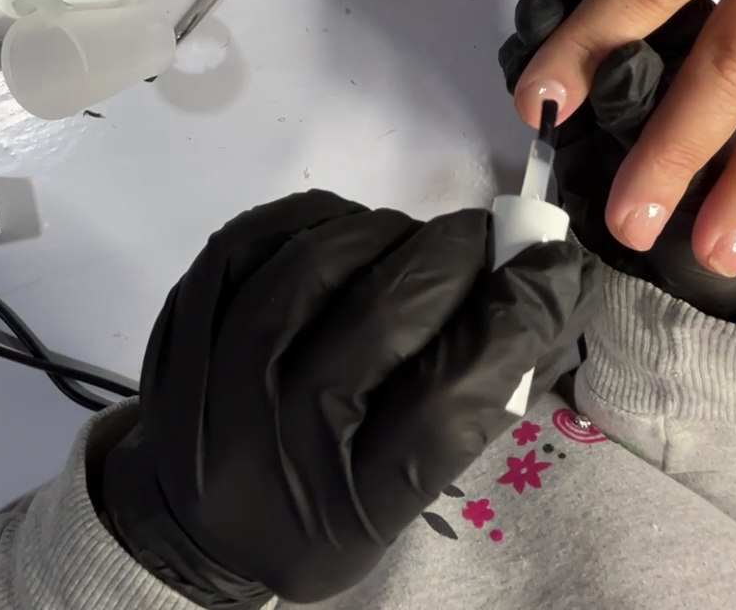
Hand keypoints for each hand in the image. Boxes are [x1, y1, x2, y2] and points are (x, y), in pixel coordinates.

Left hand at [98, 191, 596, 606]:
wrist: (195, 518)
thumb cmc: (315, 507)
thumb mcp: (397, 496)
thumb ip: (464, 403)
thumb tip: (532, 289)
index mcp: (348, 504)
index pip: (450, 403)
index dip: (517, 321)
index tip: (553, 266)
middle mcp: (277, 438)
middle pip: (382, 318)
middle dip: (452, 258)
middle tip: (482, 237)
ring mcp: (217, 370)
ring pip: (316, 263)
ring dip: (387, 233)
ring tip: (414, 240)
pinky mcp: (183, 314)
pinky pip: (257, 234)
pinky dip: (319, 217)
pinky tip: (350, 230)